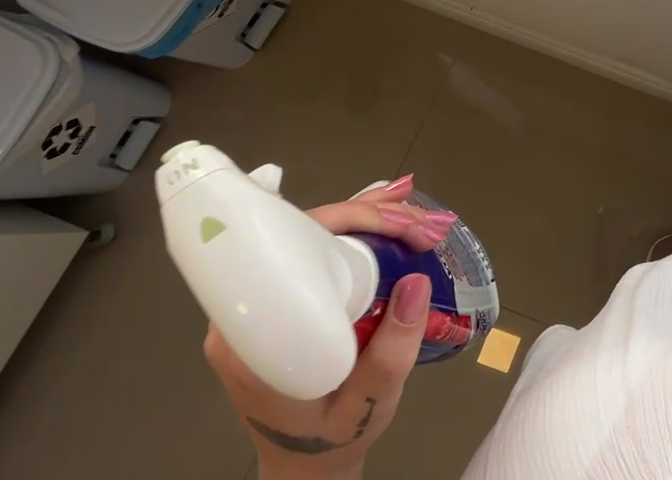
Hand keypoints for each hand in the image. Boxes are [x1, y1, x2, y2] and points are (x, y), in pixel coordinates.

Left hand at [204, 176, 452, 479]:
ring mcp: (264, 304)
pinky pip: (317, 255)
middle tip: (425, 224)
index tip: (401, 226)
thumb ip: (391, 353)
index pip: (292, 246)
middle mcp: (246, 309)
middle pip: (307, 236)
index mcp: (250, 333)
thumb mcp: (368, 404)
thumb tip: (417, 281)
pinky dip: (359, 236)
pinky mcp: (283, 303)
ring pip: (315, 240)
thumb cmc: (333, 439)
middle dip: (373, 218)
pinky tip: (392, 221)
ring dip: (371, 221)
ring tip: (418, 217)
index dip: (350, 221)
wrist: (308, 469)